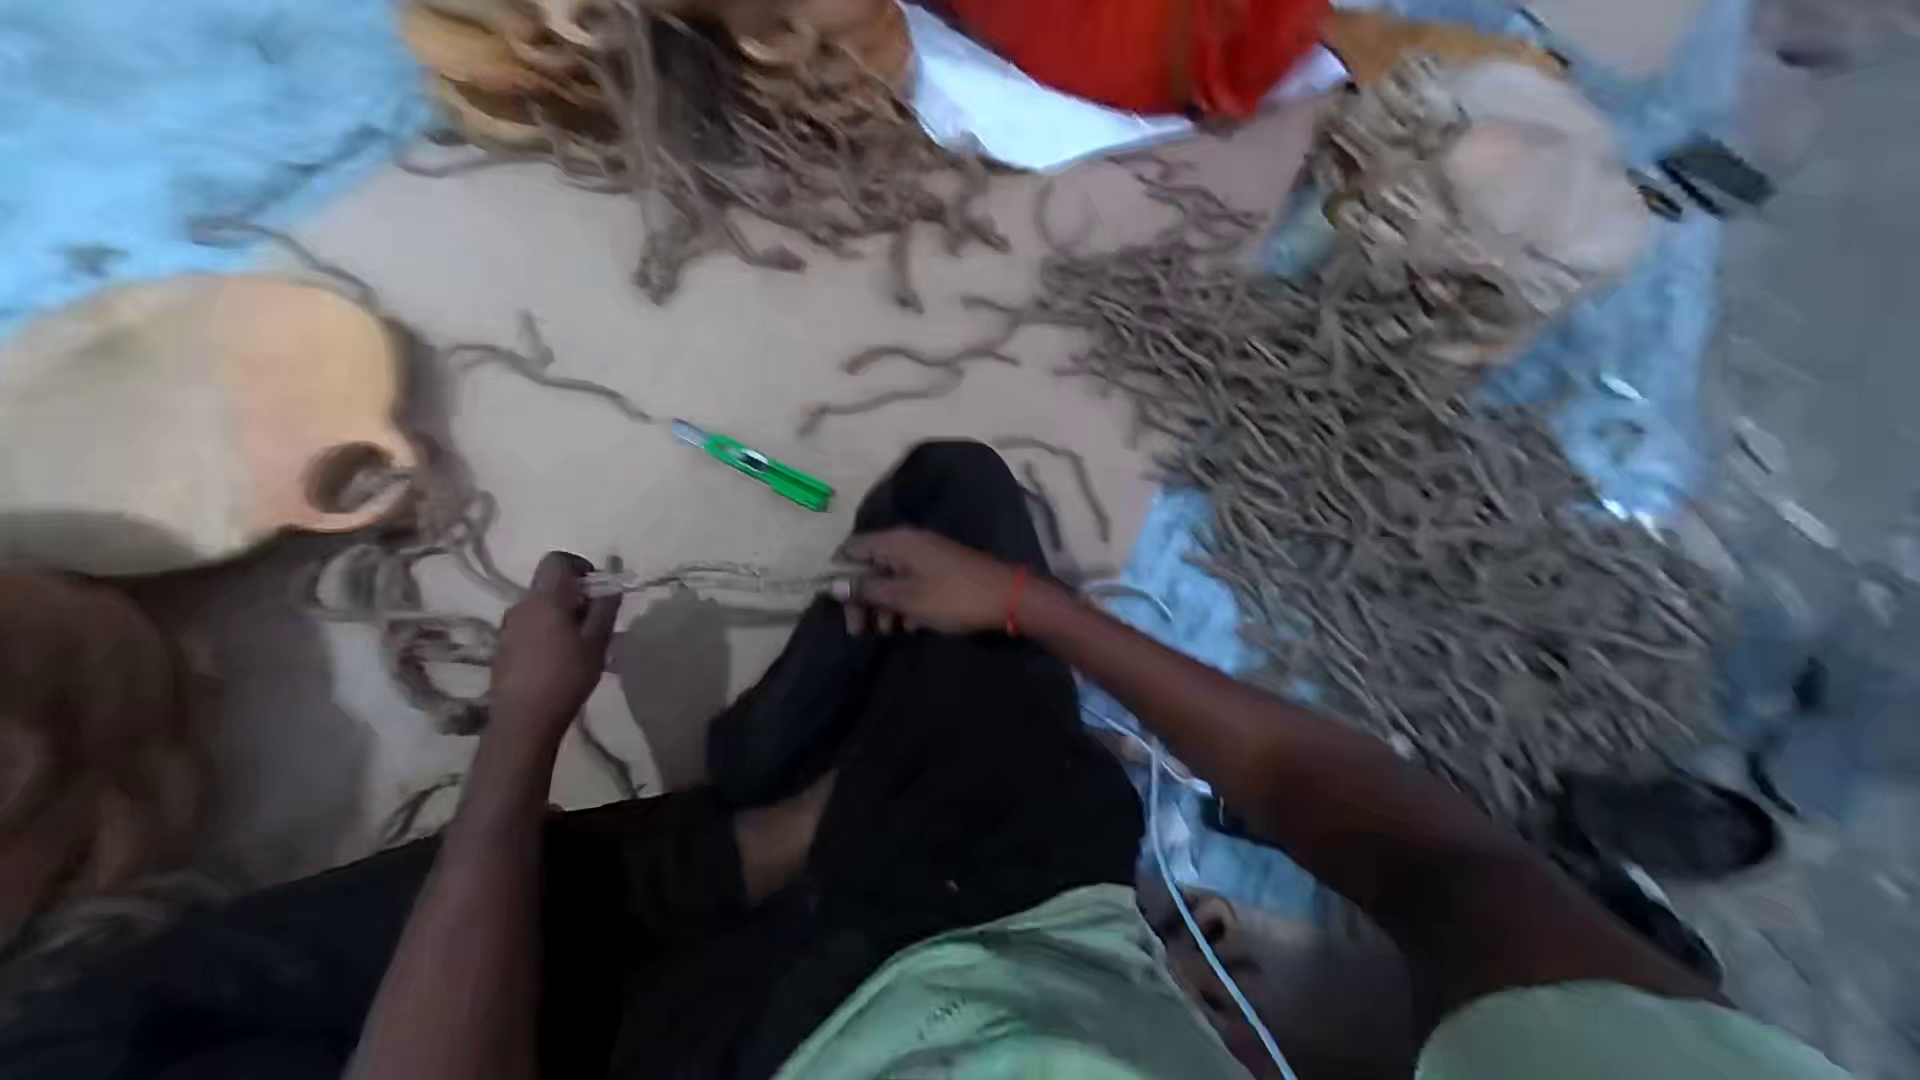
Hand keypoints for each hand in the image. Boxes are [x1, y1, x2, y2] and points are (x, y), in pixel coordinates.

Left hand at [489, 552, 619, 744]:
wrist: (524, 718)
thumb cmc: (567, 674)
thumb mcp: (598, 639)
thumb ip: (606, 605)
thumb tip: (611, 581)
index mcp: (545, 598)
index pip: (557, 560)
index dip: (580, 566)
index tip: (598, 589)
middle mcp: (520, 605)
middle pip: (549, 584)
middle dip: (576, 595)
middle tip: (596, 621)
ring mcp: (507, 627)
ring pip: (540, 607)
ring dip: (562, 614)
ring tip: (581, 643)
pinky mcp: (502, 648)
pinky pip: (529, 626)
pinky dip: (547, 631)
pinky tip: (560, 659)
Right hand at [839, 528, 1042, 635]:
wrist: (1009, 598)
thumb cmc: (953, 598)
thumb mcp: (905, 598)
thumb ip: (867, 589)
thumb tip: (832, 584)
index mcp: (896, 541)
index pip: (852, 548)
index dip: (837, 574)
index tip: (832, 603)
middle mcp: (909, 542)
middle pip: (870, 566)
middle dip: (862, 598)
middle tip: (858, 630)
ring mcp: (928, 555)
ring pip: (892, 578)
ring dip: (884, 605)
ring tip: (888, 632)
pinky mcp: (942, 570)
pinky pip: (912, 583)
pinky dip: (906, 603)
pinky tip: (911, 627)